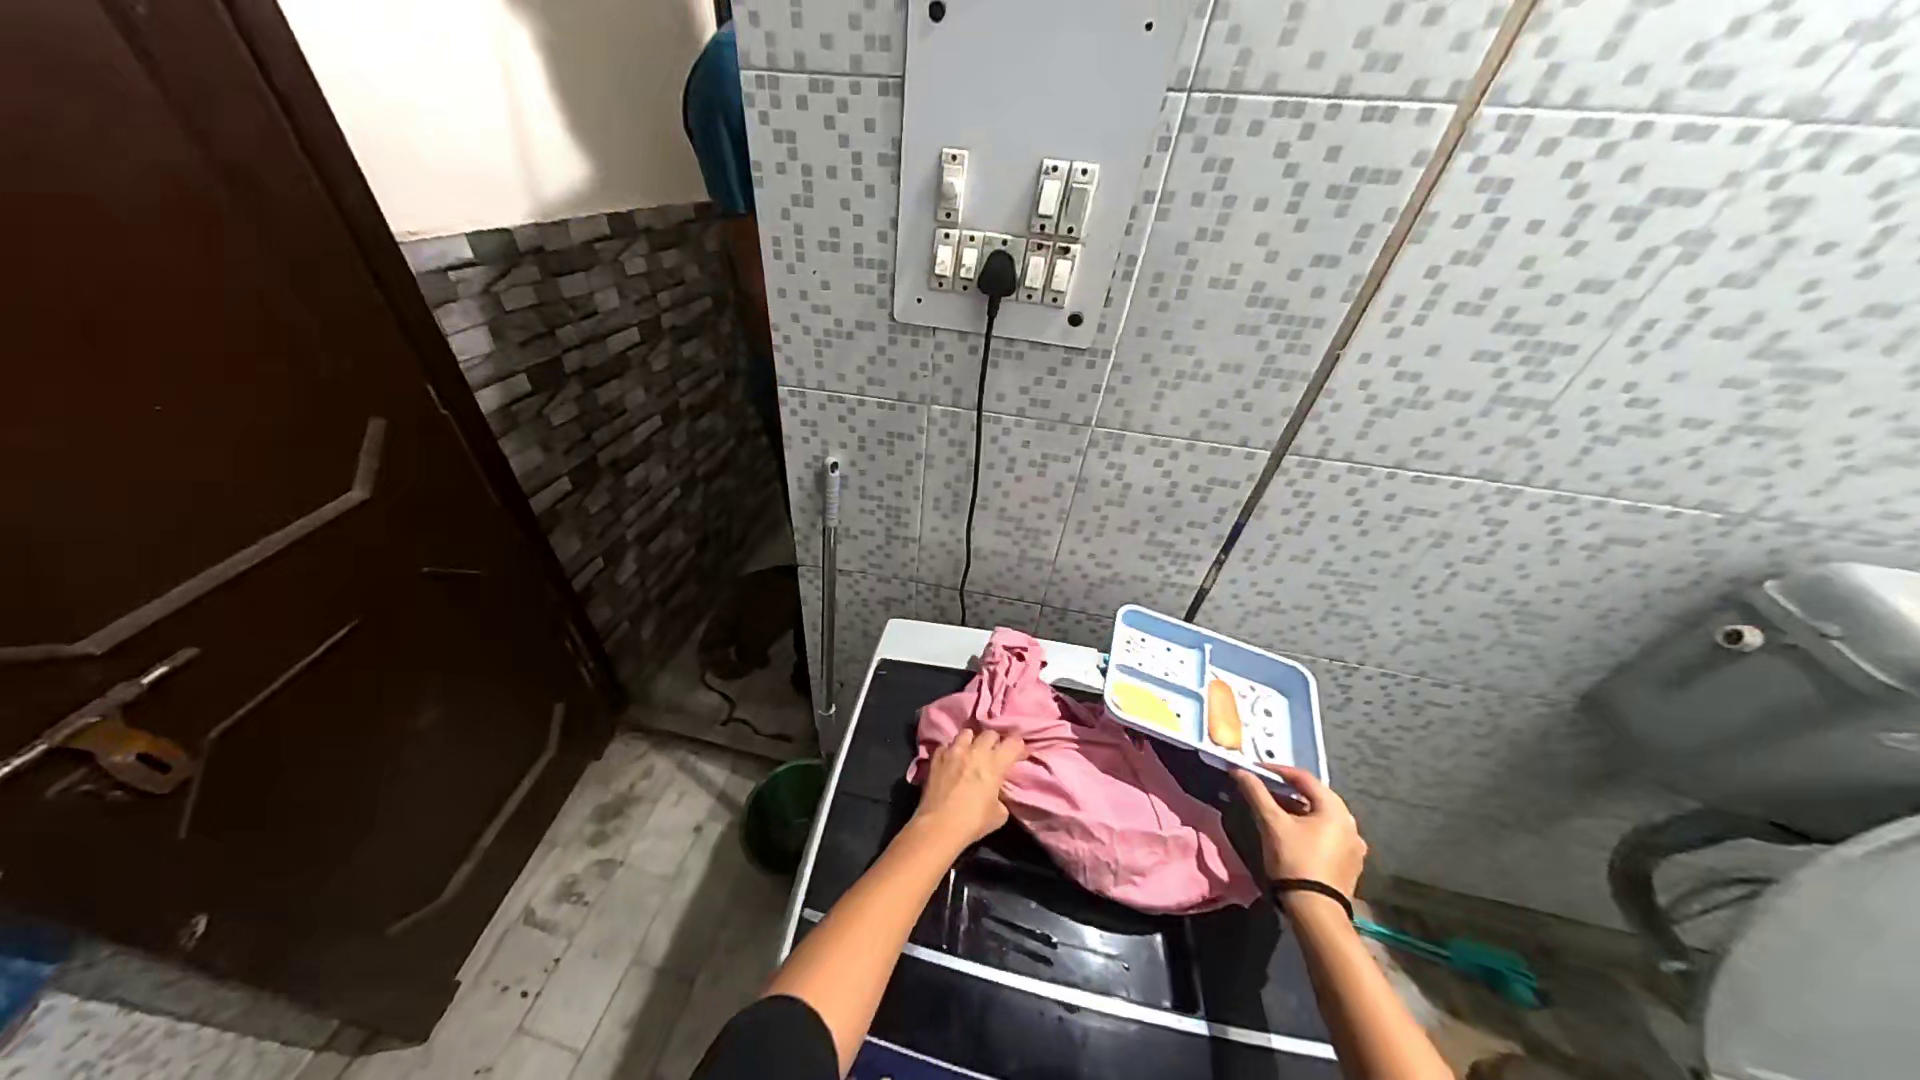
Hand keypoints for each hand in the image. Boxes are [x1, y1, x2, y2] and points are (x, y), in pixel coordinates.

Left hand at [911, 728, 1027, 851]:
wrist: (939, 826)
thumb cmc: (973, 822)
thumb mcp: (999, 814)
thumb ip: (1001, 797)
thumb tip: (995, 793)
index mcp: (995, 763)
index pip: (1014, 743)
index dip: (1019, 748)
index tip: (1019, 756)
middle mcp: (975, 751)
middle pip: (990, 734)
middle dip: (995, 742)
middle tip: (995, 754)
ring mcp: (954, 751)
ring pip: (967, 733)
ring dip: (972, 741)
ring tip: (971, 752)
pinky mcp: (936, 757)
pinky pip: (947, 746)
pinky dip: (952, 751)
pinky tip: (952, 761)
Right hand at [1233, 764, 1366, 896]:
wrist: (1315, 911)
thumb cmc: (1293, 860)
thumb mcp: (1271, 823)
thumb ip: (1256, 793)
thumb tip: (1239, 770)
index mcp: (1335, 810)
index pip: (1305, 778)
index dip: (1278, 771)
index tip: (1256, 771)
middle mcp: (1351, 824)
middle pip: (1316, 796)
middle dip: (1289, 790)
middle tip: (1266, 789)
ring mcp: (1354, 846)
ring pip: (1323, 817)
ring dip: (1300, 810)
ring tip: (1278, 811)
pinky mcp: (1351, 863)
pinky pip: (1329, 835)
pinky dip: (1311, 828)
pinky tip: (1296, 835)